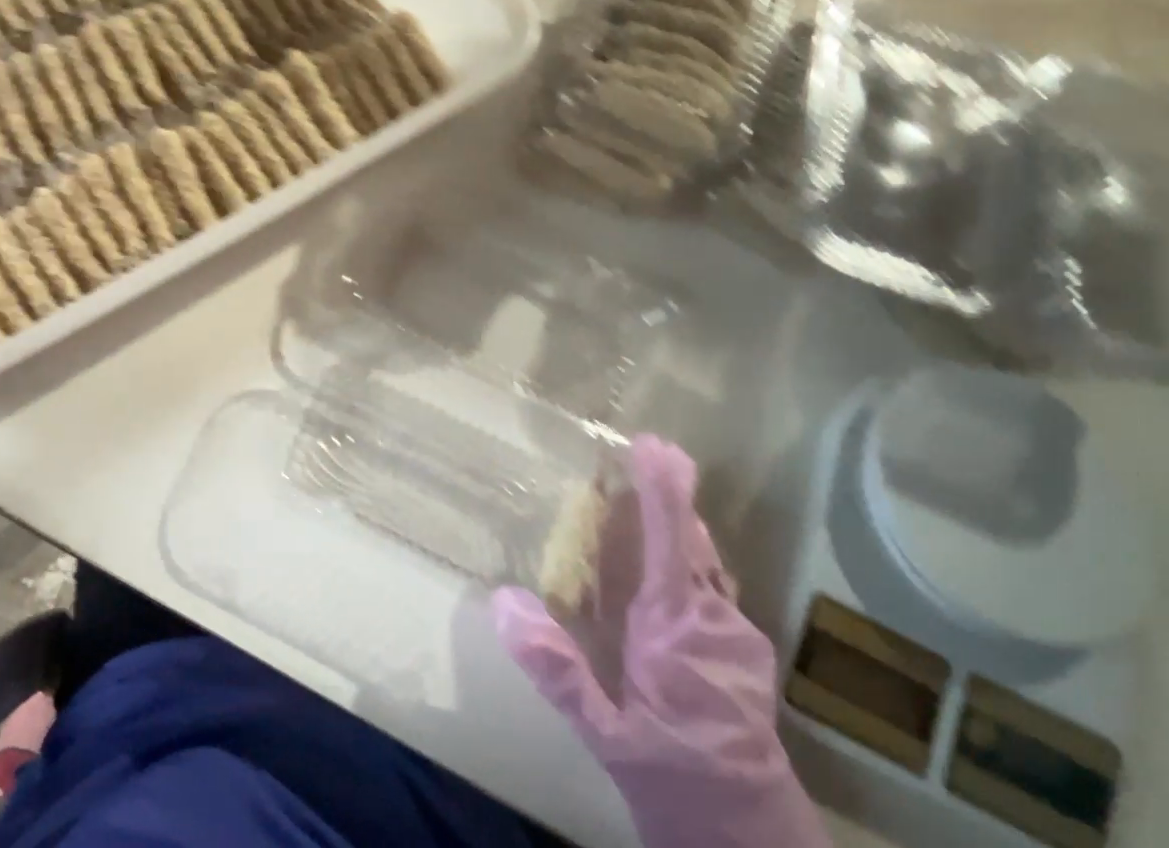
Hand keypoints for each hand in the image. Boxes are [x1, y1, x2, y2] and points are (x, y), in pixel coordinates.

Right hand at [492, 436, 829, 847]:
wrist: (750, 837)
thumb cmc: (675, 780)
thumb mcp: (605, 734)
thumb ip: (557, 669)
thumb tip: (503, 601)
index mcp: (681, 633)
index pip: (673, 546)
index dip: (663, 491)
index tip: (651, 444)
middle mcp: (717, 624)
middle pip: (694, 545)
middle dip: (667, 499)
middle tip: (637, 460)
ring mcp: (738, 638)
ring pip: (706, 564)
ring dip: (674, 527)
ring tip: (640, 501)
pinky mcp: (742, 654)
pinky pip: (709, 587)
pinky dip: (682, 559)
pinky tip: (659, 567)